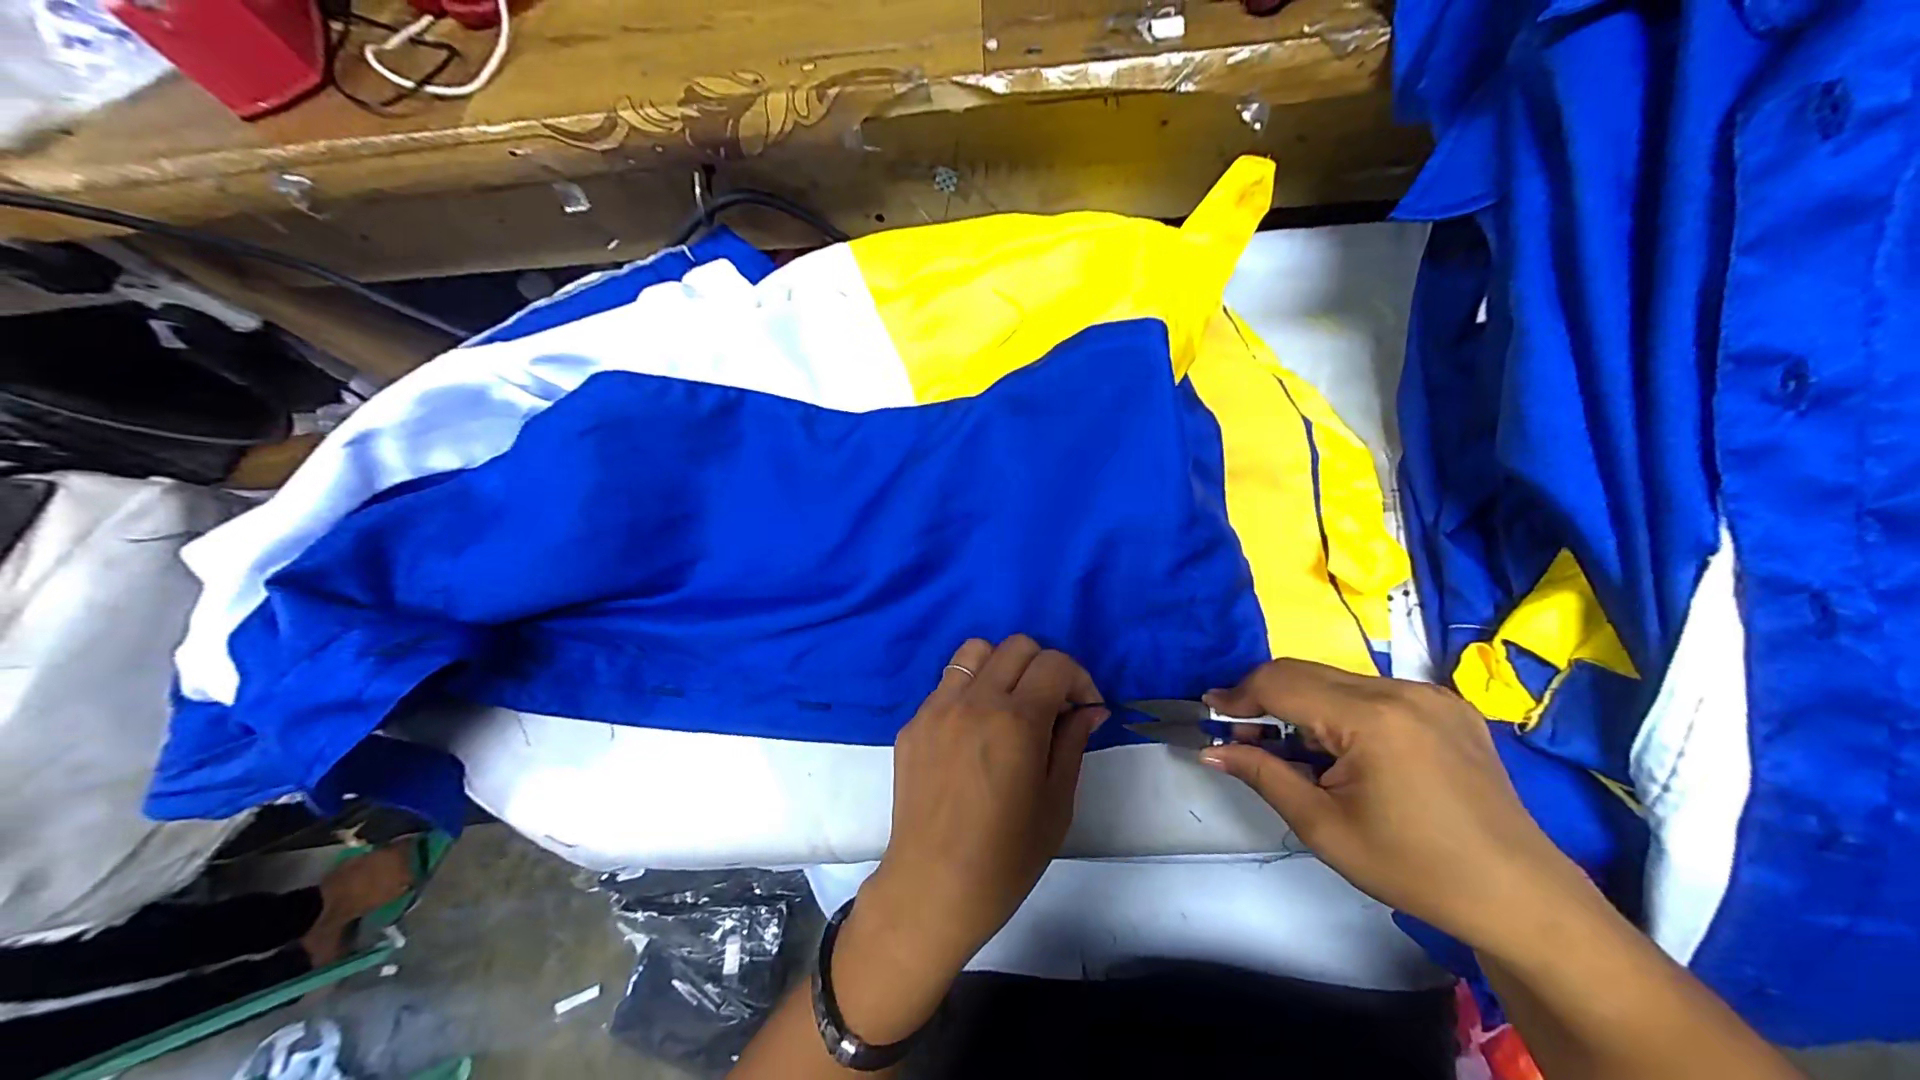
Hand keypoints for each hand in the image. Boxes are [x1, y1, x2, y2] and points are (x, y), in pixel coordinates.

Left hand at [833, 636, 1107, 1041]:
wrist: (933, 886)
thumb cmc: (1005, 857)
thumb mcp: (1056, 803)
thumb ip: (1073, 743)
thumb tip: (1090, 708)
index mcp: (1016, 721)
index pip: (1055, 663)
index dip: (1080, 679)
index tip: (1085, 710)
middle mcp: (974, 701)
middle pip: (1017, 646)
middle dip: (1045, 667)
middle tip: (1053, 706)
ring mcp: (937, 708)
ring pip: (976, 651)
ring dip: (1003, 666)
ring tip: (1011, 703)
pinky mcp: (913, 723)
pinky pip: (947, 683)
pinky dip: (970, 689)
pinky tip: (976, 729)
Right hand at [1198, 659, 1596, 958]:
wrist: (1520, 896)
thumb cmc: (1414, 867)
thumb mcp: (1324, 826)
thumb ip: (1263, 775)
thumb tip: (1211, 749)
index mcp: (1372, 718)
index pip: (1281, 683)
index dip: (1238, 695)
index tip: (1211, 712)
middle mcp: (1402, 690)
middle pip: (1307, 672)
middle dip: (1265, 696)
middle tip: (1242, 734)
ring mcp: (1432, 695)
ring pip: (1339, 679)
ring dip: (1302, 702)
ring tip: (1291, 746)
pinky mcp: (1450, 706)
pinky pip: (1375, 691)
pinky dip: (1341, 708)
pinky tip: (1342, 747)